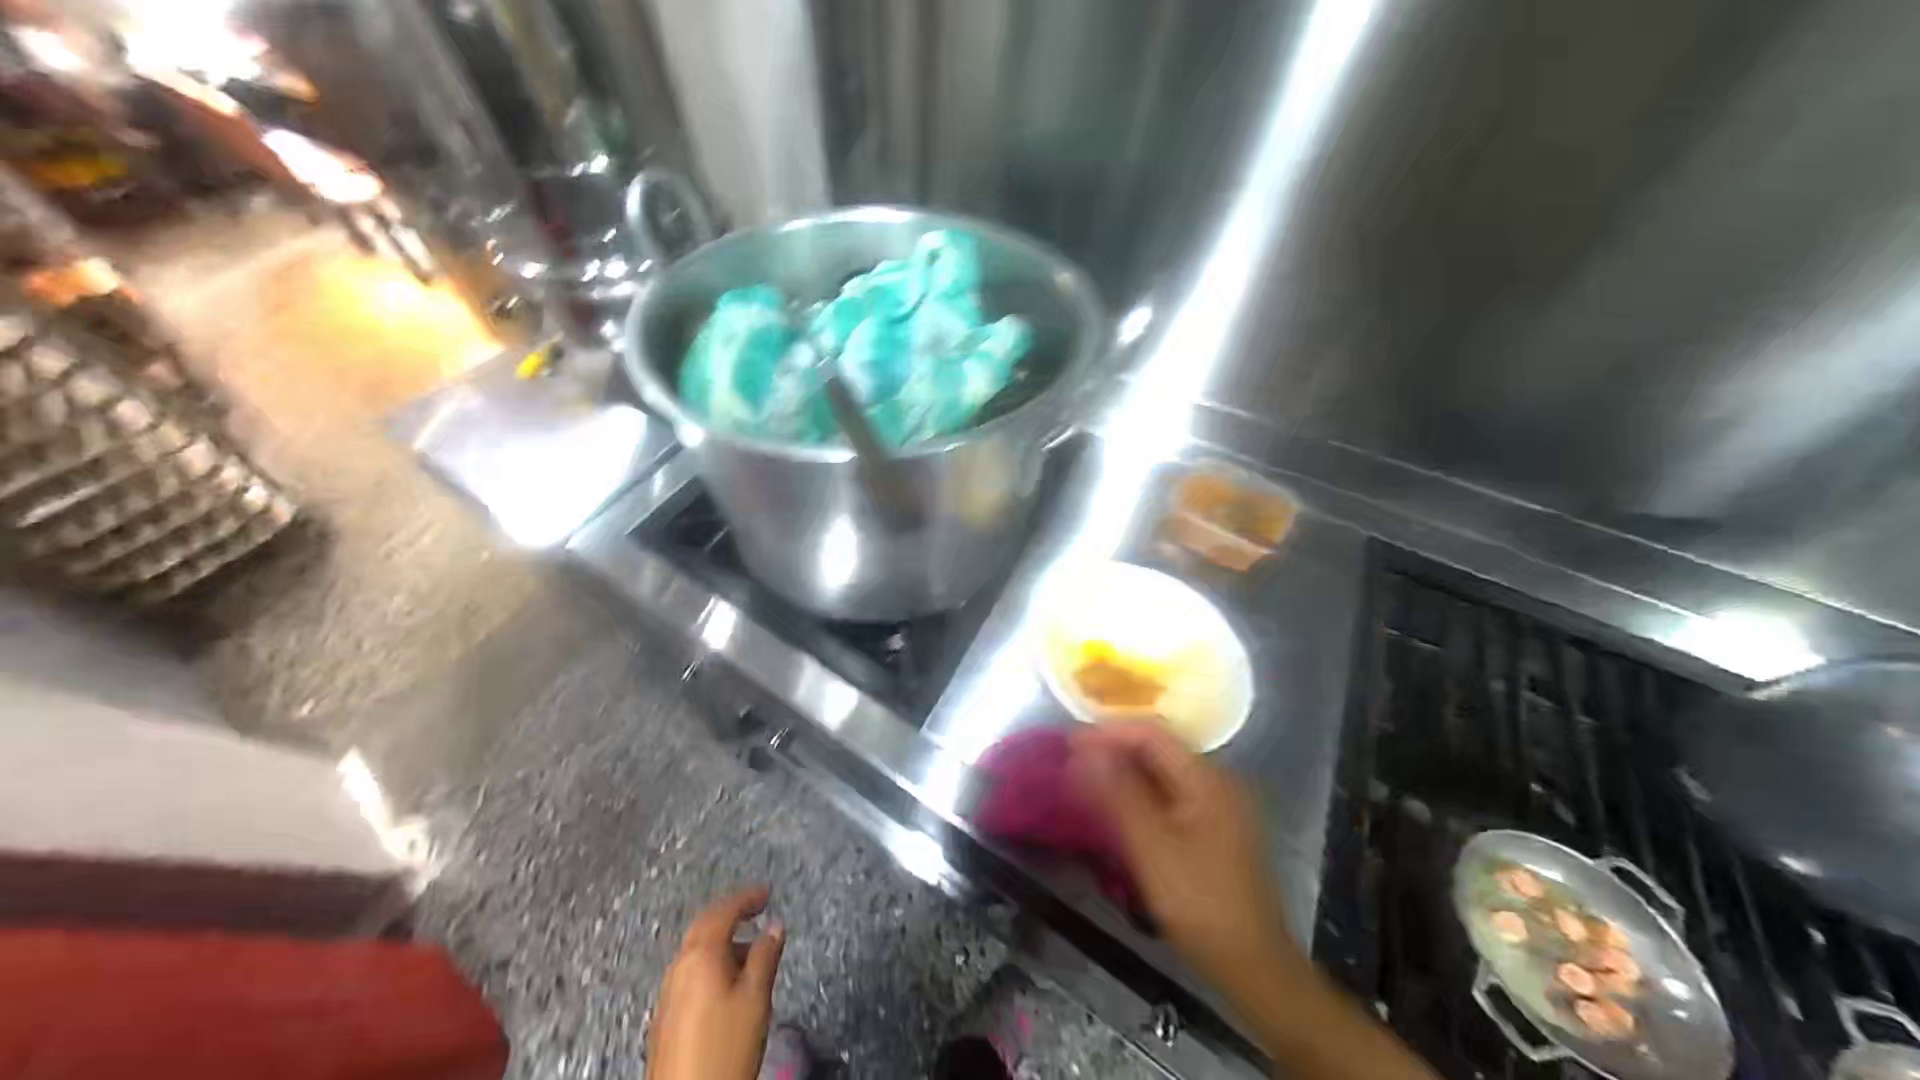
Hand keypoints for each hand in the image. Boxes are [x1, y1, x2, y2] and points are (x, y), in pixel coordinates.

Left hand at [647, 885, 785, 1079]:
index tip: (767, 893)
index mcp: (700, 956)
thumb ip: (766, 956)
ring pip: (697, 954)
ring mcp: (668, 994)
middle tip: (757, 912)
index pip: (723, 912)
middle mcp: (679, 968)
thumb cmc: (726, 1047)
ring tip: (752, 956)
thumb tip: (774, 928)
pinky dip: (712, 967)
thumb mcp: (756, 997)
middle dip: (732, 917)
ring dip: (723, 944)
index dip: (747, 898)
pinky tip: (729, 987)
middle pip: (704, 928)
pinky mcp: (665, 1019)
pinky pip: (691, 976)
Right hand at [1072, 720, 1439, 1079]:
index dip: (1107, 732)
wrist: (1252, 964)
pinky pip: (1169, 794)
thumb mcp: (1151, 846)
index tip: (1068, 743)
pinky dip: (1139, 793)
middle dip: (1113, 750)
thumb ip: (1117, 792)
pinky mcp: (1213, 829)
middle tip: (1071, 762)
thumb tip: (1083, 748)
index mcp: (1206, 778)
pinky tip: (1117, 808)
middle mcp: (1216, 782)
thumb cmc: (1199, 901)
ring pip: (1162, 772)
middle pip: (1158, 749)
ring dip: (1123, 771)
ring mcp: (1218, 806)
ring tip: (1085, 781)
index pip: (1151, 733)